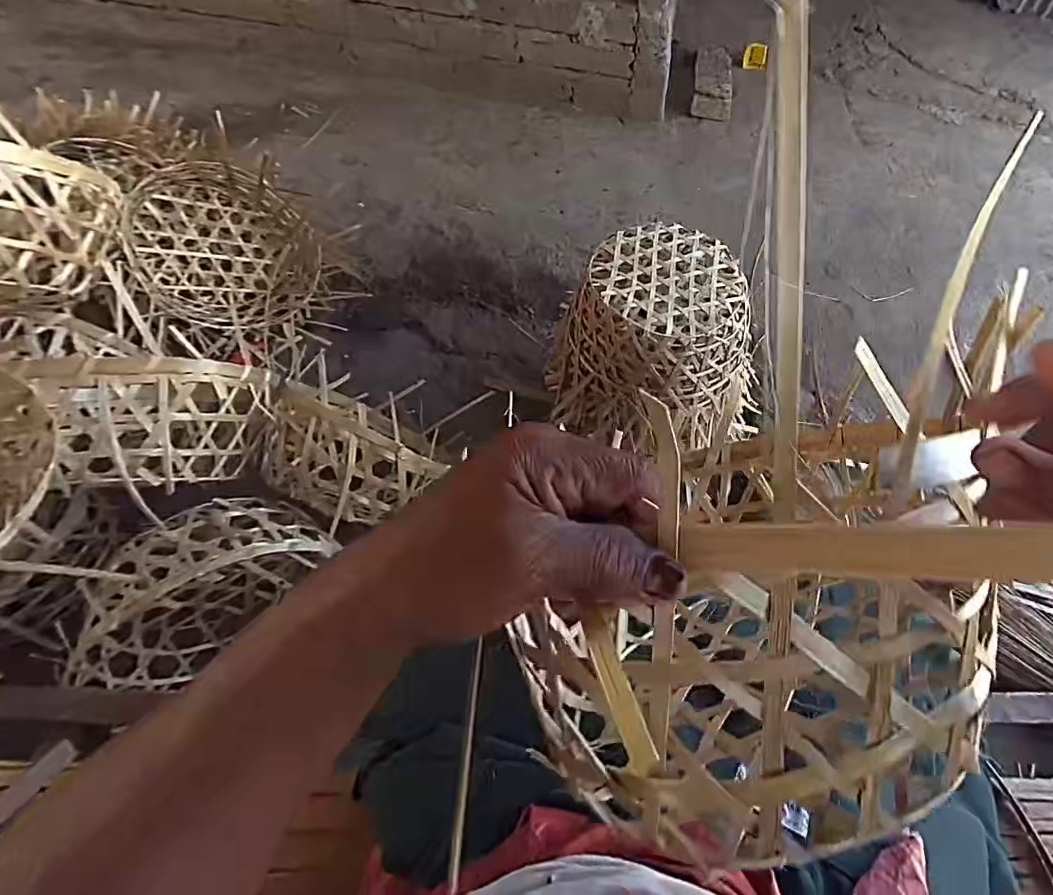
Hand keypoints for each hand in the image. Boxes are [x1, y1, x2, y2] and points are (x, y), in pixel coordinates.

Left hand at [365, 424, 685, 644]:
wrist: (377, 599)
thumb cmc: (452, 572)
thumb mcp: (539, 563)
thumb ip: (610, 560)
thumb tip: (675, 575)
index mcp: (550, 451)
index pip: (633, 476)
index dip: (653, 524)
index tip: (656, 579)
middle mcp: (548, 457)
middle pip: (619, 498)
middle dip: (624, 550)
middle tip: (612, 599)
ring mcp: (534, 484)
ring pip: (601, 521)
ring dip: (602, 564)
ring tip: (577, 600)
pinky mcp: (524, 511)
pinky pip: (575, 533)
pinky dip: (579, 566)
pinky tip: (561, 594)